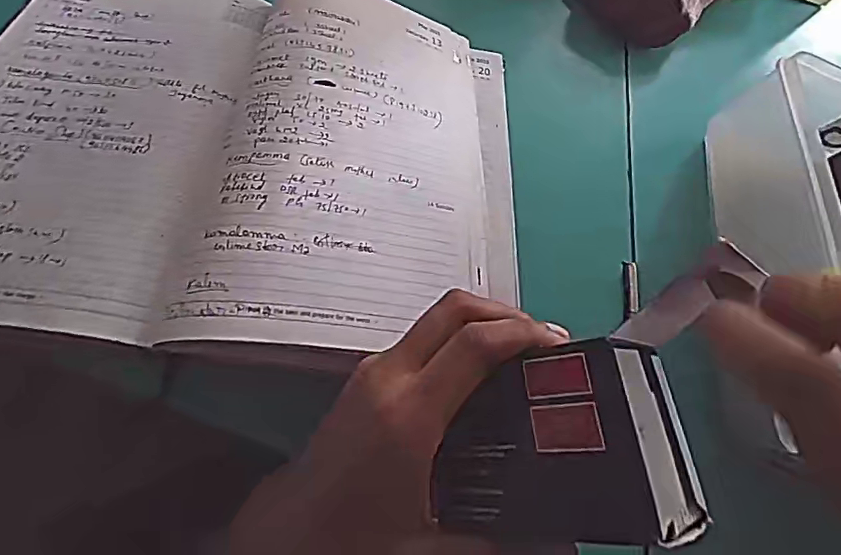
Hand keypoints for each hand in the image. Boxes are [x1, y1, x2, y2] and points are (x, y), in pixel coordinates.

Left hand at [225, 290, 568, 554]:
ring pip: (438, 316)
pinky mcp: (369, 371)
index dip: (520, 334)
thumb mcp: (428, 545)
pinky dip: (459, 336)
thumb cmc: (351, 538)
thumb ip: (495, 538)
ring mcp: (375, 368)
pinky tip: (476, 368)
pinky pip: (424, 335)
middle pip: (455, 309)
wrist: (286, 533)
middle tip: (541, 336)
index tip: (554, 342)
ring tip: (516, 349)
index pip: (472, 345)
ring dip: (481, 320)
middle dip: (504, 311)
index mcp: (407, 415)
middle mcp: (389, 376)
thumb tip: (552, 542)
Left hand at [570, 0, 739, 47]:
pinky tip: (616, 27)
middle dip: (594, 7)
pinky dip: (626, 33)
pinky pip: (643, 38)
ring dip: (606, 22)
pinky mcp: (676, 29)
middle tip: (580, 5)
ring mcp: (673, 13)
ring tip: (596, 16)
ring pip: (628, 25)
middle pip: (618, 6)